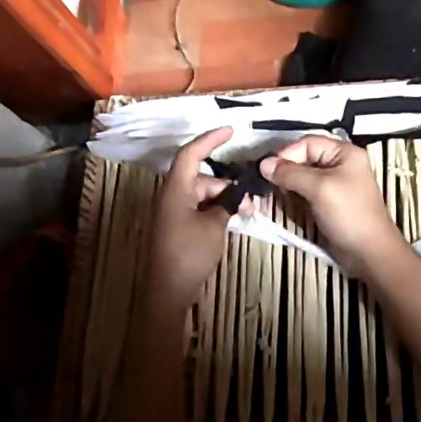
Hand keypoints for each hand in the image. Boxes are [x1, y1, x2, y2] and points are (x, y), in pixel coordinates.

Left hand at [147, 127, 253, 316]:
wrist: (169, 290)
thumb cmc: (189, 253)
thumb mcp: (215, 226)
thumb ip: (227, 204)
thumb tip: (237, 196)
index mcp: (175, 190)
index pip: (191, 154)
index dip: (210, 140)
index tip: (231, 131)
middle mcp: (171, 196)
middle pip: (202, 178)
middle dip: (228, 186)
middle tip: (251, 202)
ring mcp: (173, 213)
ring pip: (203, 195)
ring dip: (224, 200)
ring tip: (245, 214)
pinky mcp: (177, 227)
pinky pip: (199, 209)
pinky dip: (216, 211)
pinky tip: (232, 221)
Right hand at [260, 135, 408, 276]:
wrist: (369, 252)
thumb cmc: (348, 214)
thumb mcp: (319, 188)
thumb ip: (291, 173)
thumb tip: (263, 163)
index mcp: (344, 153)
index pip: (307, 143)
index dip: (286, 154)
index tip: (266, 170)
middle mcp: (340, 165)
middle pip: (304, 159)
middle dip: (284, 170)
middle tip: (266, 184)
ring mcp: (334, 185)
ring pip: (302, 178)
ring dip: (286, 185)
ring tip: (271, 195)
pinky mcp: (329, 203)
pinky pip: (306, 194)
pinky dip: (293, 197)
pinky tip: (283, 203)